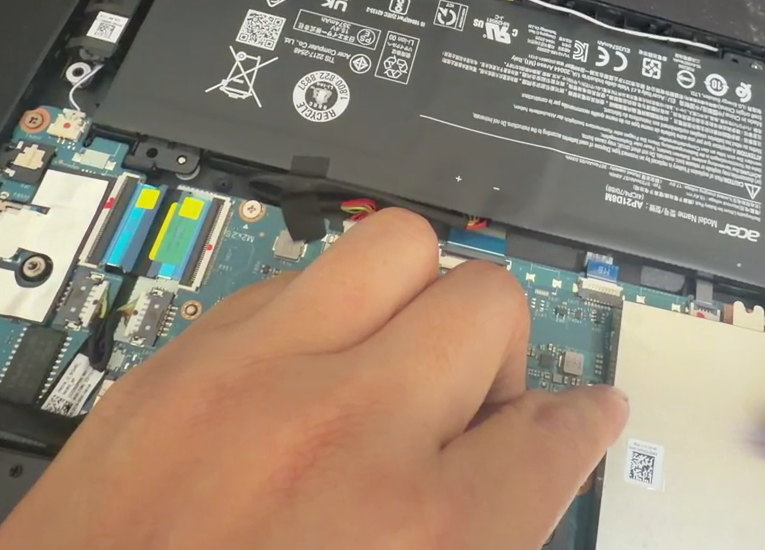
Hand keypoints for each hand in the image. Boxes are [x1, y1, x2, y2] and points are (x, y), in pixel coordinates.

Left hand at [0, 209, 627, 549]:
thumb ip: (481, 540)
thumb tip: (528, 468)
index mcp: (416, 539)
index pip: (553, 433)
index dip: (581, 422)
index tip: (585, 411)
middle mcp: (343, 436)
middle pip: (488, 301)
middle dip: (498, 353)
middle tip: (464, 405)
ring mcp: (252, 380)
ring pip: (398, 244)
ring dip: (416, 296)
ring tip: (391, 358)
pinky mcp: (179, 362)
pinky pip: (298, 278)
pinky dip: (326, 314)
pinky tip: (305, 373)